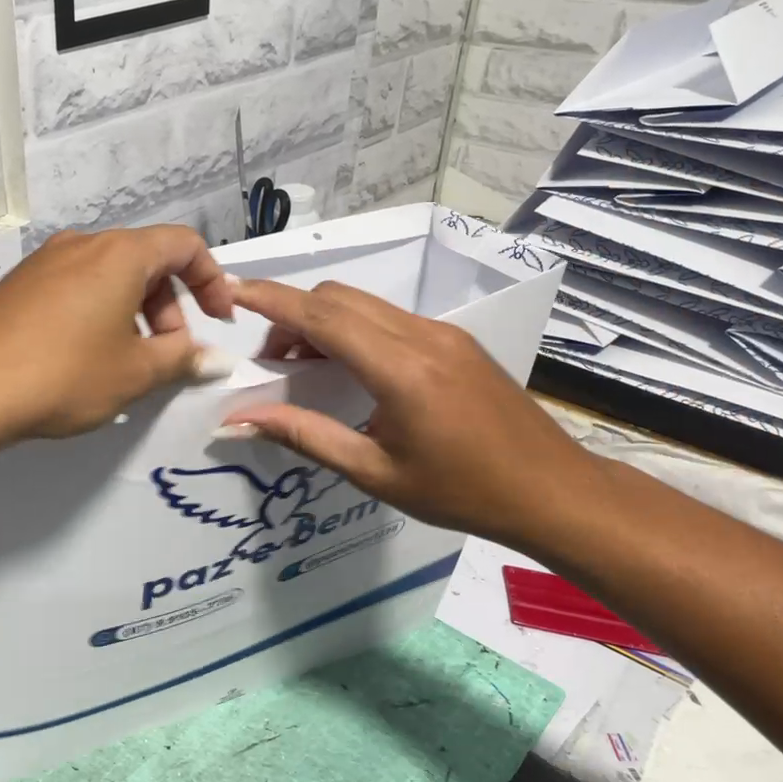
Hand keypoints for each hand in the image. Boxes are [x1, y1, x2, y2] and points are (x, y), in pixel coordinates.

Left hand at [0, 226, 237, 444]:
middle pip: (143, 260)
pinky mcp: (15, 285)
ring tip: (123, 362)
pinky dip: (94, 313)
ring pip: (105, 276)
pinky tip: (80, 358)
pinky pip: (71, 288)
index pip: (184, 244)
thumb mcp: (134, 373)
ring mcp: (42, 262)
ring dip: (131, 312)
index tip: (217, 321)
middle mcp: (80, 244)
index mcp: (119, 253)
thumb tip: (213, 359)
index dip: (211, 280)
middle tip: (166, 354)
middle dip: (168, 305)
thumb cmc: (64, 375)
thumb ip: (182, 360)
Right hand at [221, 278, 607, 547]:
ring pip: (362, 304)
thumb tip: (239, 420)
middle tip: (272, 362)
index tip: (229, 289)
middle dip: (291, 316)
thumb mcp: (373, 472)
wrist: (553, 491)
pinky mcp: (455, 341)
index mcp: (401, 370)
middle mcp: (422, 337)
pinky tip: (349, 369)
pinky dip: (351, 329)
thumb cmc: (461, 491)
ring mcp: (443, 334)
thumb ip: (304, 436)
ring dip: (321, 322)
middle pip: (338, 298)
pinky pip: (387, 317)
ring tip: (304, 367)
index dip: (270, 299)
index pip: (321, 316)